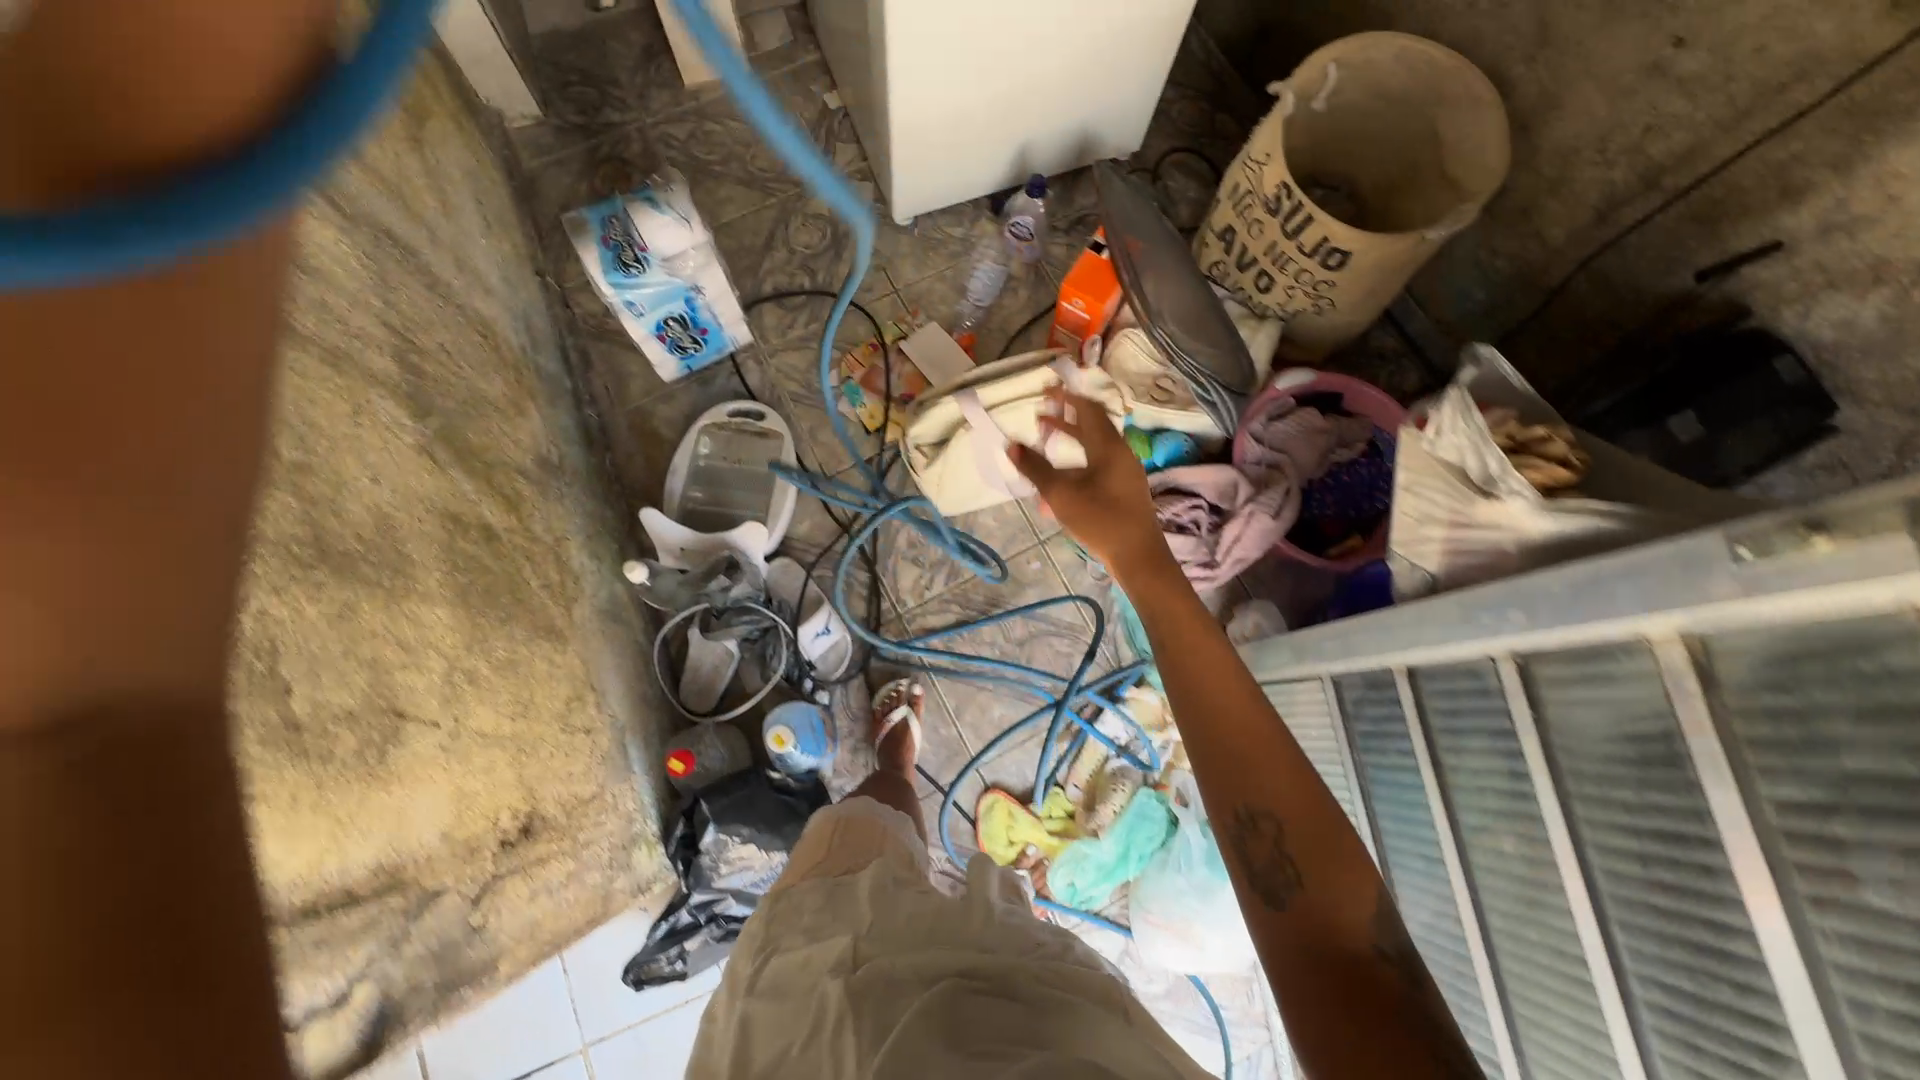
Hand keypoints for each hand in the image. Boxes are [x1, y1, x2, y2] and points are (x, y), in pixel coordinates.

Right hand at [1006, 387, 1171, 583]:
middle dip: (1064, 422)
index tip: (1046, 393)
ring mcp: (1124, 473)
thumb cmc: (1100, 520)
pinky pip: (1096, 470)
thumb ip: (1035, 468)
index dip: (1066, 398)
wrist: (1138, 556)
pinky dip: (1075, 470)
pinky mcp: (1124, 491)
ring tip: (1041, 451)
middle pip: (1091, 428)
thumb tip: (1011, 445)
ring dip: (1067, 449)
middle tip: (1040, 417)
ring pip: (1092, 452)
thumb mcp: (1061, 495)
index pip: (1088, 410)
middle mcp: (1120, 454)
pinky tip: (1055, 490)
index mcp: (1108, 447)